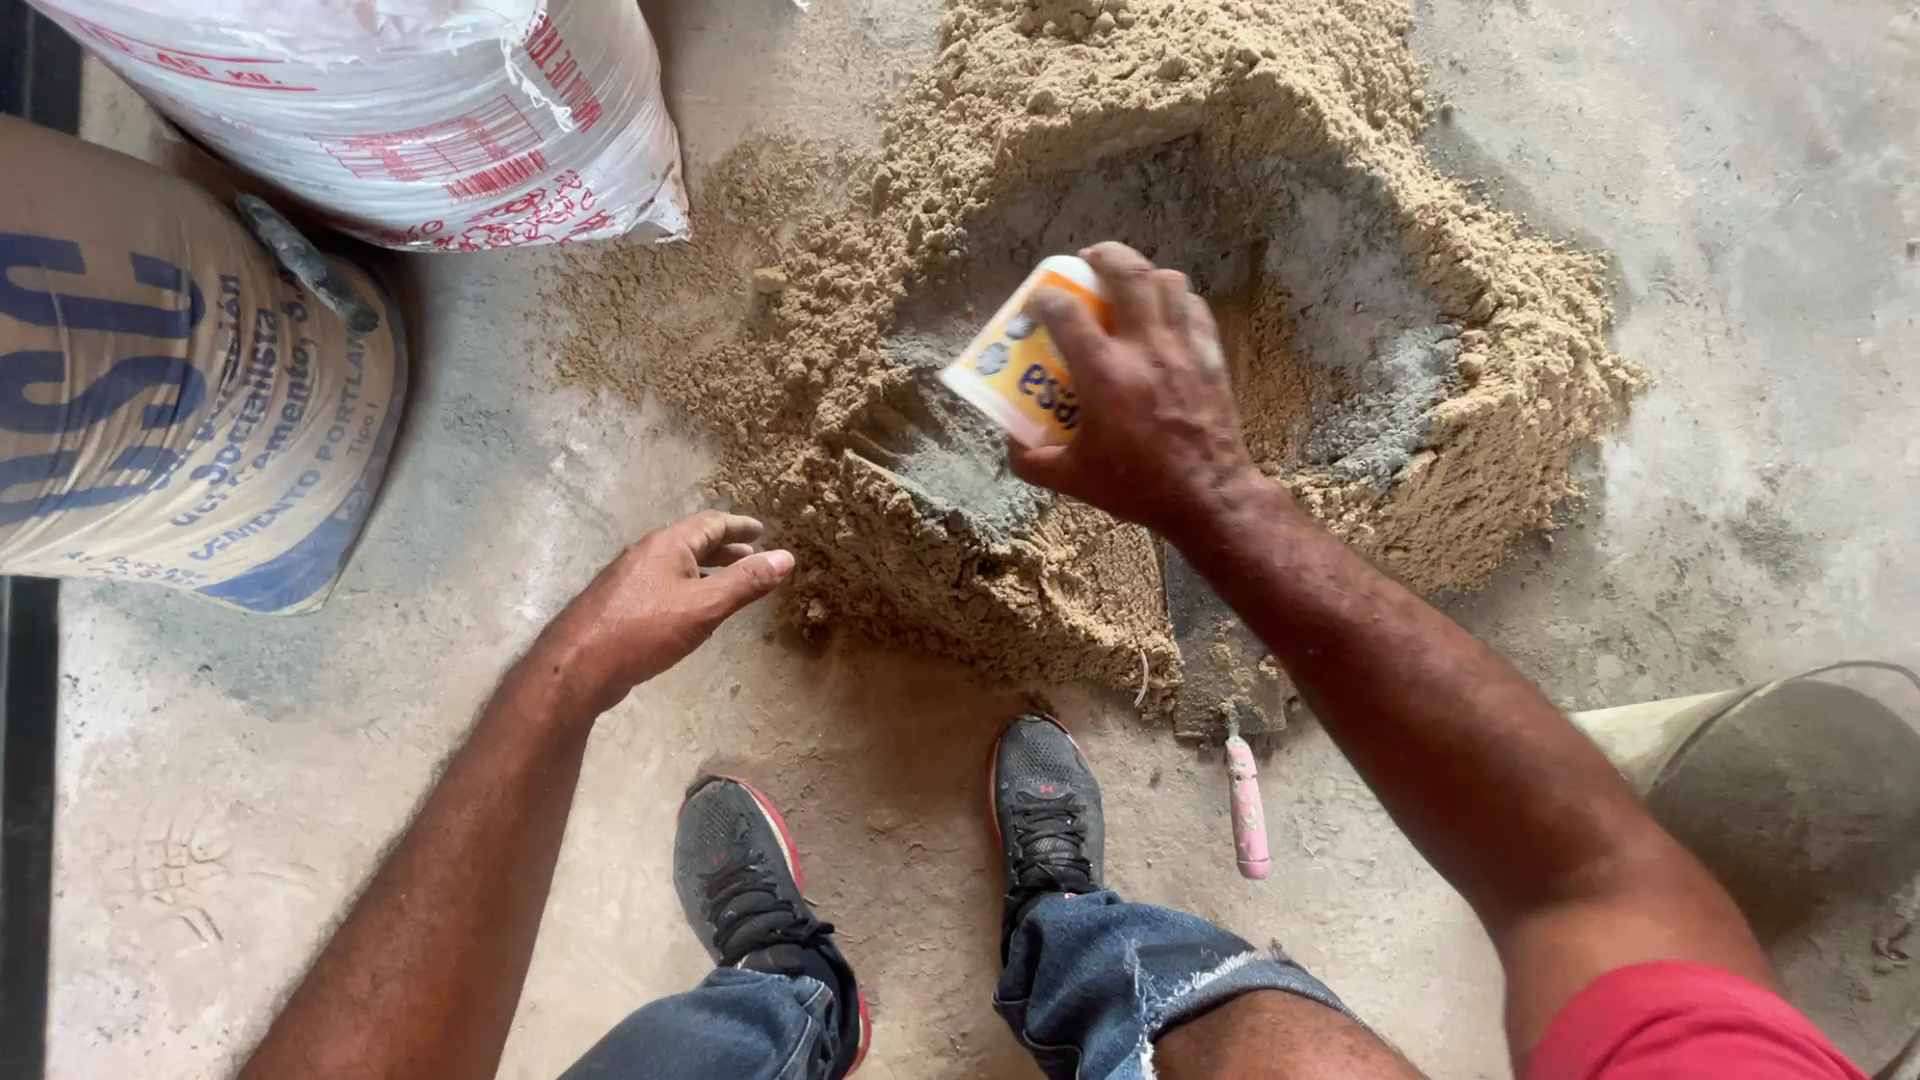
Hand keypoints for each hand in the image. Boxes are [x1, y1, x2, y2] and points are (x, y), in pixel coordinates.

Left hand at [538, 511, 793, 710]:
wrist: (576, 667)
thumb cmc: (644, 631)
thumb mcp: (705, 606)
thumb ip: (746, 582)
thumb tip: (786, 558)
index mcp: (667, 545)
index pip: (711, 523)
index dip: (740, 526)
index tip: (761, 531)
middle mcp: (646, 553)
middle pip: (692, 541)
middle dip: (725, 548)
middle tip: (751, 555)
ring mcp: (628, 578)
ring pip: (677, 564)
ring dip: (706, 568)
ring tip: (729, 582)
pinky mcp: (619, 603)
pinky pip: (664, 583)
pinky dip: (688, 586)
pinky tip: (692, 609)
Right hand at [1008, 242, 1264, 540]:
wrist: (1205, 495)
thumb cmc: (1136, 486)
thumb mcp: (1071, 479)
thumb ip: (1030, 460)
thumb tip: (1010, 440)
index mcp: (1104, 374)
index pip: (1065, 312)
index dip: (1044, 299)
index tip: (1036, 304)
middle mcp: (1143, 348)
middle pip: (1125, 272)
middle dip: (1101, 257)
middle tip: (1086, 263)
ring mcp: (1182, 347)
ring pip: (1166, 280)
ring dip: (1142, 273)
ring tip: (1127, 284)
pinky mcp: (1210, 356)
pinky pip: (1193, 307)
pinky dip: (1175, 299)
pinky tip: (1163, 314)